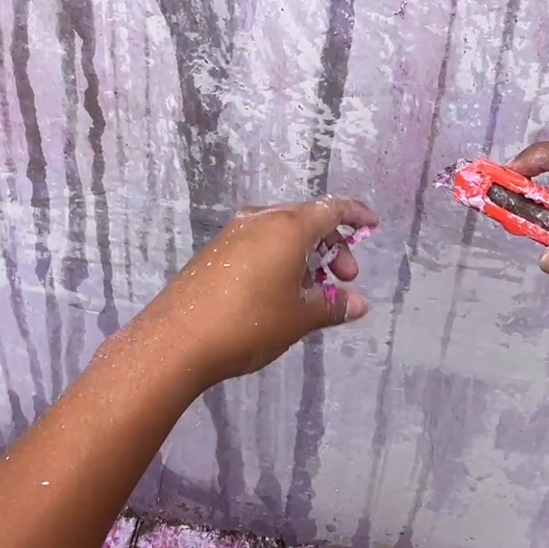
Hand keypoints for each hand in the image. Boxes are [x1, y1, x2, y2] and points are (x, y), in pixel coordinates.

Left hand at [127, 196, 377, 385]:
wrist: (177, 339)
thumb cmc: (248, 323)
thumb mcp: (299, 318)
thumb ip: (332, 306)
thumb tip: (358, 304)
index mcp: (287, 226)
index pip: (331, 208)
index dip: (355, 213)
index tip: (371, 224)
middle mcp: (261, 219)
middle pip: (307, 219)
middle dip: (331, 245)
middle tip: (344, 278)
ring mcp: (234, 232)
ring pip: (282, 231)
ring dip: (305, 253)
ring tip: (314, 291)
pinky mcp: (217, 250)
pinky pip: (260, 242)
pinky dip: (281, 257)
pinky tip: (282, 290)